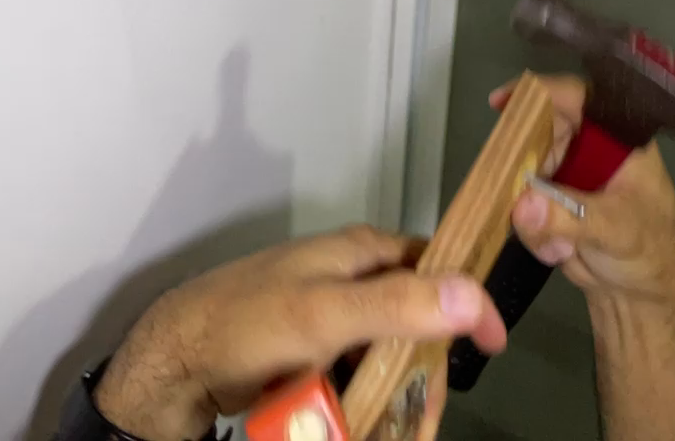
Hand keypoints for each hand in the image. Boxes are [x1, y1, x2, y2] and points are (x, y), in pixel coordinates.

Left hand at [93, 225, 507, 440]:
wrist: (182, 355)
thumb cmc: (253, 321)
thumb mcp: (325, 312)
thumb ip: (396, 303)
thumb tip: (472, 292)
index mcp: (361, 251)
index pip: (434, 263)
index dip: (466, 298)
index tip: (491, 345)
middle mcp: (353, 273)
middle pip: (416, 313)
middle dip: (429, 363)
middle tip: (428, 414)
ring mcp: (333, 311)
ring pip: (390, 347)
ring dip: (401, 386)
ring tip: (401, 426)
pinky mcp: (317, 344)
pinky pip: (361, 368)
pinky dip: (372, 394)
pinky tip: (368, 420)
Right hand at [494, 76, 674, 302]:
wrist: (638, 297)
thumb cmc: (649, 252)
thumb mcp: (618, 231)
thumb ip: (572, 217)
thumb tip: (524, 203)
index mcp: (616, 137)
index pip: (577, 98)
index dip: (541, 92)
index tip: (503, 102)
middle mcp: (586, 145)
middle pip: (538, 128)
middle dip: (524, 162)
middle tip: (512, 188)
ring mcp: (563, 170)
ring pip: (522, 165)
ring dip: (525, 202)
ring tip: (553, 242)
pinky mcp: (545, 194)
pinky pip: (518, 195)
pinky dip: (525, 222)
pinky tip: (553, 250)